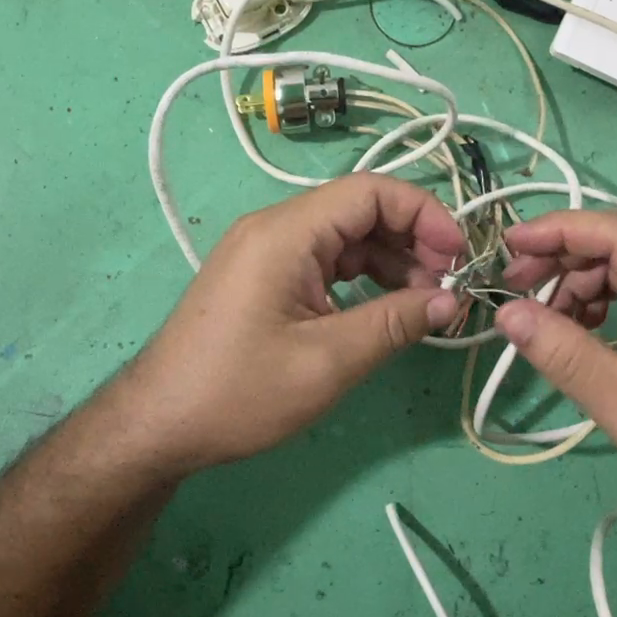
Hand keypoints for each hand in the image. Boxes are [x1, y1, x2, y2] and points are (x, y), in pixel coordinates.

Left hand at [107, 174, 464, 475]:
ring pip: (346, 236)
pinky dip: (362, 277)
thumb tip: (451, 300)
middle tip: (446, 286)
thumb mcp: (327, 362)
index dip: (423, 214)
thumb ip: (394, 323)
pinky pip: (326, 260)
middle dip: (412, 240)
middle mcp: (275, 227)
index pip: (370, 191)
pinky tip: (386, 307)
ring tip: (424, 302)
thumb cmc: (238, 393)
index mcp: (285, 232)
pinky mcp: (265, 276)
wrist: (158, 425)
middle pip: (359, 209)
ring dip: (391, 261)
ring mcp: (267, 251)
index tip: (458, 256)